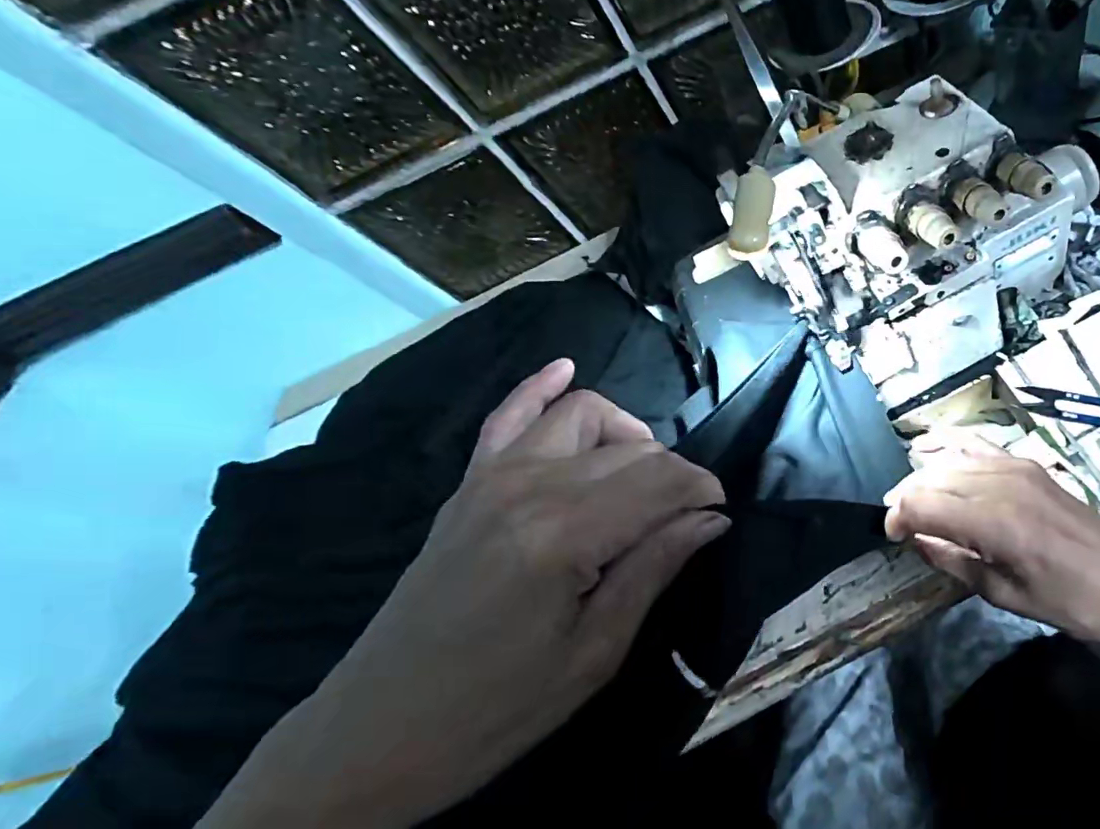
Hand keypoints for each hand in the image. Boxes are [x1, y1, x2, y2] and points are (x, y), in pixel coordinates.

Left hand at [201, 359, 728, 827]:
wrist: (378, 730)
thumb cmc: (496, 709)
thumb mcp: (593, 654)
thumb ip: (652, 569)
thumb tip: (710, 518)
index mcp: (563, 535)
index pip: (658, 481)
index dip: (701, 490)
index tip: (721, 513)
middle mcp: (529, 485)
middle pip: (628, 448)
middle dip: (672, 472)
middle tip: (688, 515)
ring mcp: (492, 475)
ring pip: (580, 413)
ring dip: (624, 433)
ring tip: (641, 476)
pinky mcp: (468, 481)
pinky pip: (508, 414)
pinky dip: (539, 387)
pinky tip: (563, 369)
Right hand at [883, 428, 1099, 651]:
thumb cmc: (1075, 602)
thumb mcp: (1008, 596)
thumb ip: (954, 562)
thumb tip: (917, 541)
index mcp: (996, 523)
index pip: (924, 505)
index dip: (898, 519)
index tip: (891, 537)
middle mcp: (1001, 485)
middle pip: (931, 478)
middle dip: (906, 498)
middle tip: (899, 524)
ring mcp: (1015, 468)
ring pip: (949, 460)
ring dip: (924, 477)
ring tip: (911, 498)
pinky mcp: (1027, 463)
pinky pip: (977, 444)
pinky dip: (949, 443)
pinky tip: (929, 442)